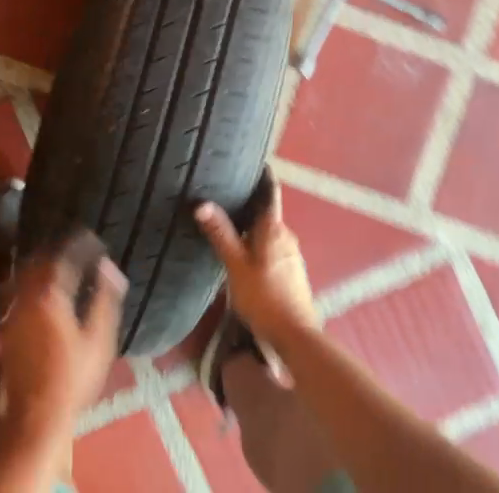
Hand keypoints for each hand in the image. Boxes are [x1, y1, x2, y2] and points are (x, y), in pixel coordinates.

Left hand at [0, 232, 127, 433]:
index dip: (80, 243)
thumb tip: (110, 268)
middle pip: (39, 259)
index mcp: (50, 293)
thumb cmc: (72, 378)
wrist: (33, 413)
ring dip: (43, 263)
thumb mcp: (99, 340)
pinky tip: (44, 290)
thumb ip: (105, 300)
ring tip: (61, 264)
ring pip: (26, 274)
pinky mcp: (7, 325)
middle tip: (77, 247)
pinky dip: (33, 280)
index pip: (64, 255)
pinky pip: (20, 289)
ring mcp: (13, 310)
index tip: (94, 239)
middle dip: (58, 249)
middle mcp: (26, 295)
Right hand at [196, 178, 319, 347]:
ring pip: (268, 233)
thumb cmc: (264, 297)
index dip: (262, 176)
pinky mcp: (291, 273)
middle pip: (266, 213)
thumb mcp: (235, 265)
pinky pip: (271, 248)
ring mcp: (292, 256)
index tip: (250, 161)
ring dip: (252, 227)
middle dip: (249, 204)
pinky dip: (257, 244)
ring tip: (229, 222)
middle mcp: (286, 236)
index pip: (270, 192)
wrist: (295, 336)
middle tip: (225, 193)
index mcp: (274, 229)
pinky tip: (243, 253)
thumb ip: (220, 234)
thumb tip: (202, 203)